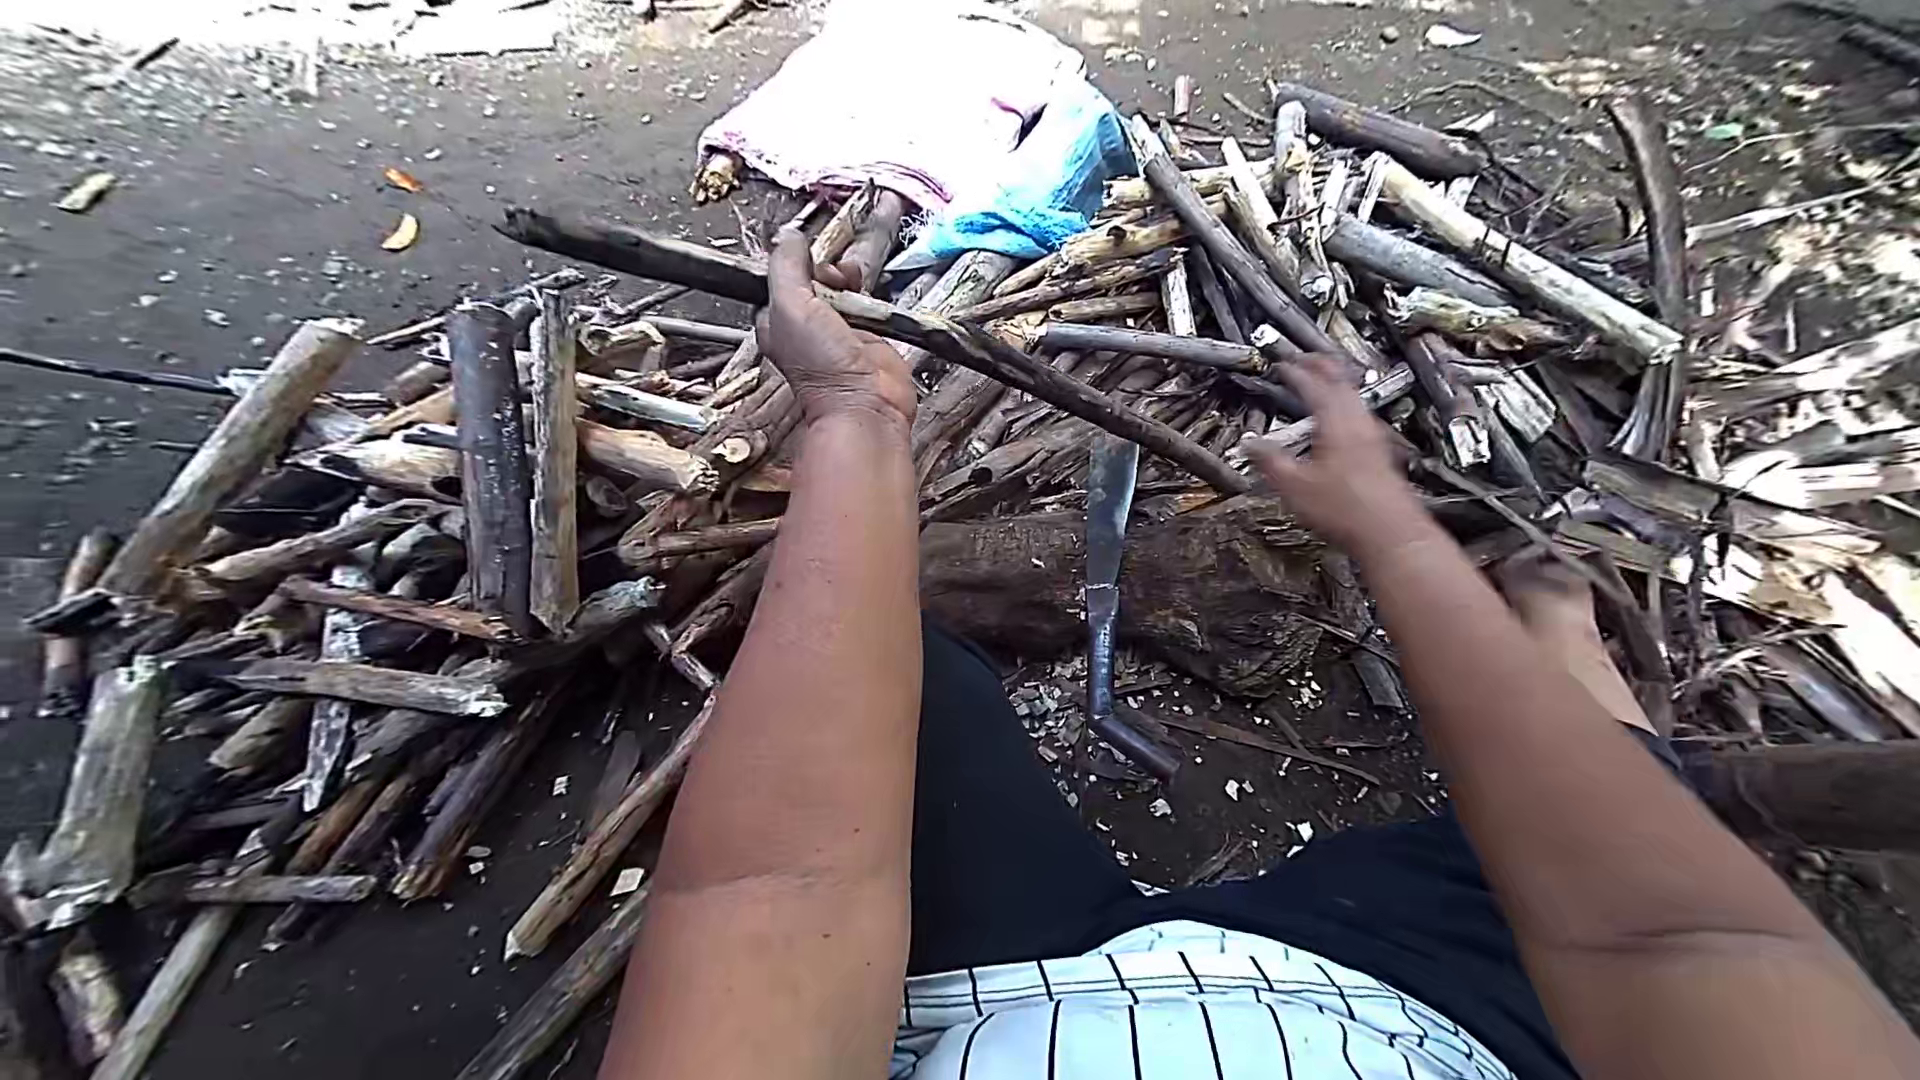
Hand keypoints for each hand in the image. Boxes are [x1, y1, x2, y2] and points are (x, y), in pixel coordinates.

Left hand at [756, 225, 915, 429]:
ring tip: (853, 283)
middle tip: (832, 278)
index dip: (794, 262)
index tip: (804, 259)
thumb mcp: (790, 306)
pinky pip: (869, 303)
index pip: (782, 276)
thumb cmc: (822, 369)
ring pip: (842, 287)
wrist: (867, 403)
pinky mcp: (869, 335)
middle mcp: (808, 326)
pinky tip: (870, 297)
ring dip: (849, 278)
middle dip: (824, 268)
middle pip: (814, 277)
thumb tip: (788, 236)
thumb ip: (786, 266)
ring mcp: (839, 330)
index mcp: (778, 322)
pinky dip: (871, 295)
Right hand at [1245, 353, 1427, 555]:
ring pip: (1354, 397)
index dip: (1298, 373)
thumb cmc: (1345, 510)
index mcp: (1336, 426)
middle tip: (1307, 357)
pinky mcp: (1379, 452)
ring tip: (1324, 377)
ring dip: (1336, 383)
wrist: (1389, 533)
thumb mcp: (1293, 485)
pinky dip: (1345, 404)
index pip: (1315, 388)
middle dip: (1323, 366)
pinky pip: (1360, 414)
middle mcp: (1359, 425)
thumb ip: (1269, 460)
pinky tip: (1341, 417)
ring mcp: (1373, 438)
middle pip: (1342, 383)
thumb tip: (1250, 445)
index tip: (1284, 364)